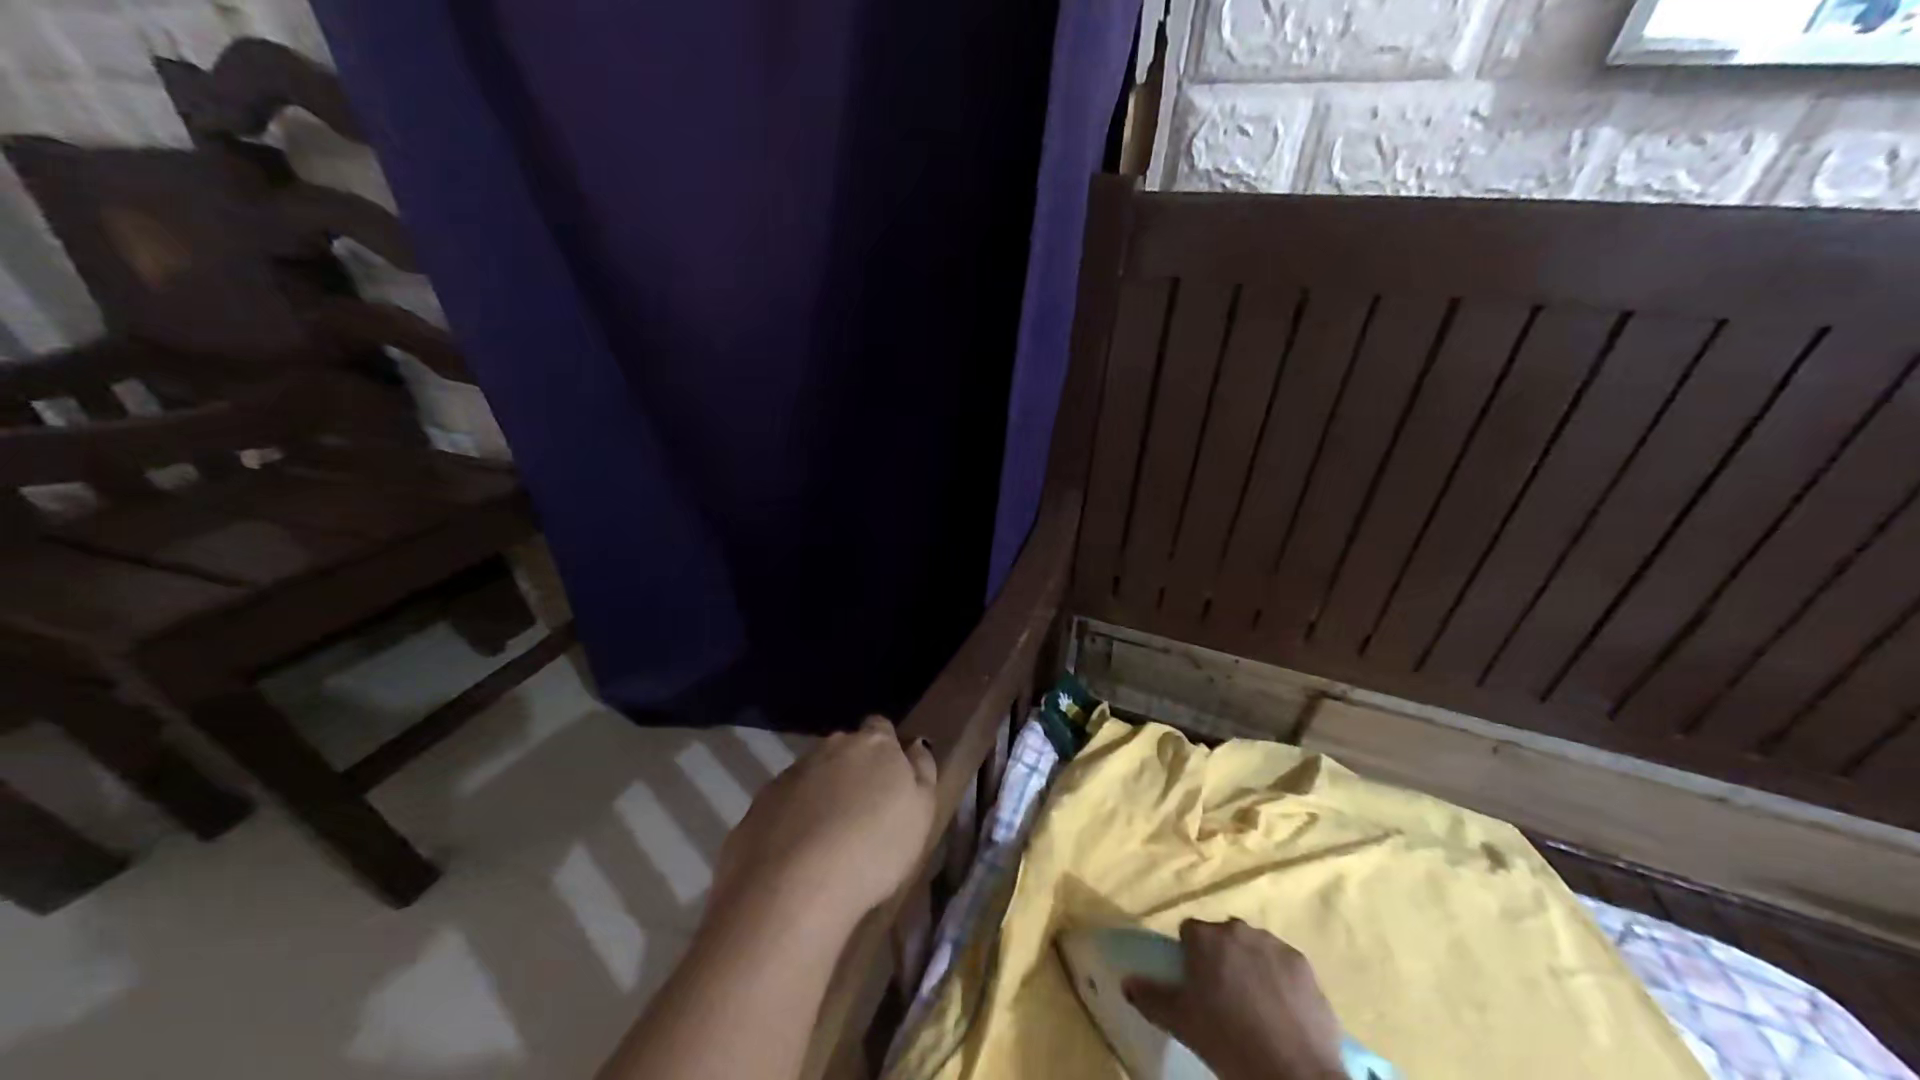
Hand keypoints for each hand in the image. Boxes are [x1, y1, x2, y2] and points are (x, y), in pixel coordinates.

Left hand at [709, 716, 937, 931]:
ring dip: (821, 795)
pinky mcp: (759, 803)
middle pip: (845, 750)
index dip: (886, 750)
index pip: (881, 728)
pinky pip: (784, 804)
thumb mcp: (921, 813)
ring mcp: (790, 773)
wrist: (792, 888)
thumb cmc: (873, 849)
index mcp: (874, 744)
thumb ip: (921, 772)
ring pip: (812, 775)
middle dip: (851, 771)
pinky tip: (799, 855)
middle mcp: (829, 747)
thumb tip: (914, 745)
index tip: (889, 780)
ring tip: (829, 839)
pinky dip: (792, 819)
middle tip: (861, 813)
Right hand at [1124, 919, 1345, 1079]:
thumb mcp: (1180, 1022)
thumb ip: (1150, 997)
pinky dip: (1278, 979)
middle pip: (1223, 936)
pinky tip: (1280, 1011)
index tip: (1194, 983)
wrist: (1294, 1074)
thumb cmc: (1227, 1042)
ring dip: (1250, 965)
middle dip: (1220, 957)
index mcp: (1205, 938)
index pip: (1189, 932)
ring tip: (1254, 1006)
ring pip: (1254, 947)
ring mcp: (1274, 945)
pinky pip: (1282, 964)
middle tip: (1222, 996)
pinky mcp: (1304, 965)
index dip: (1189, 955)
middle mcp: (1238, 931)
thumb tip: (1127, 981)